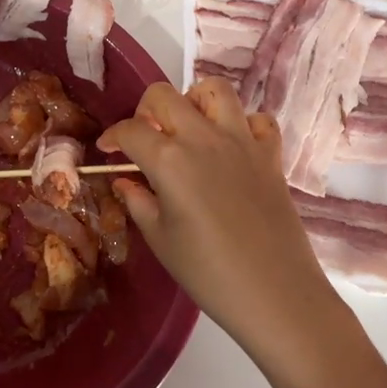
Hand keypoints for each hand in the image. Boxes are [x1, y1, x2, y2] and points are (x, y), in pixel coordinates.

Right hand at [98, 79, 336, 348]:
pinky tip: (231, 146)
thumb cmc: (209, 273)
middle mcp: (202, 139)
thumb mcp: (160, 239)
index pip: (130, 130)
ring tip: (188, 129)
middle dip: (145, 110)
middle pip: (164, 95)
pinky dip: (242, 124)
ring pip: (213, 91)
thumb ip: (138, 201)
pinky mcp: (270, 156)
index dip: (112, 137)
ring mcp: (241, 142)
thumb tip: (125, 181)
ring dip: (193, 102)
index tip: (108, 150)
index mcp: (168, 160)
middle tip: (145, 138)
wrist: (278, 296)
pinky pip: (257, 119)